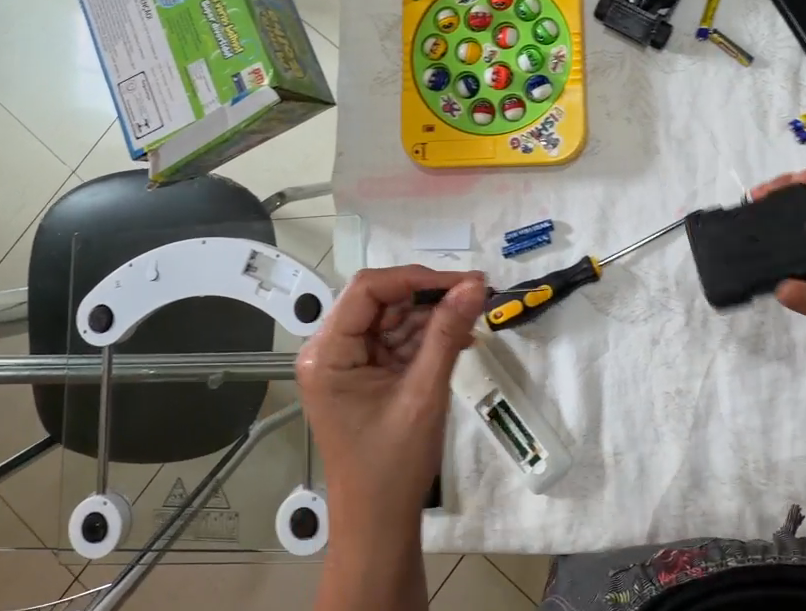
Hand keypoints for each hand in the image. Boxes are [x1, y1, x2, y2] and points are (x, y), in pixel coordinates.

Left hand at [296, 266, 485, 524]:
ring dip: (433, 315)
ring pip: (393, 318)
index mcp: (327, 353)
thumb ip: (447, 333)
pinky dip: (428, 337)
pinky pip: (397, 341)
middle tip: (478, 292)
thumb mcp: (424, 394)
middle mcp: (329, 351)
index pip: (367, 289)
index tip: (463, 281)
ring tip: (476, 314)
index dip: (416, 277)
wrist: (379, 527)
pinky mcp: (365, 376)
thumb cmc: (392, 466)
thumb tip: (476, 285)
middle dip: (429, 295)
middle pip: (381, 300)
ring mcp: (347, 363)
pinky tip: (462, 338)